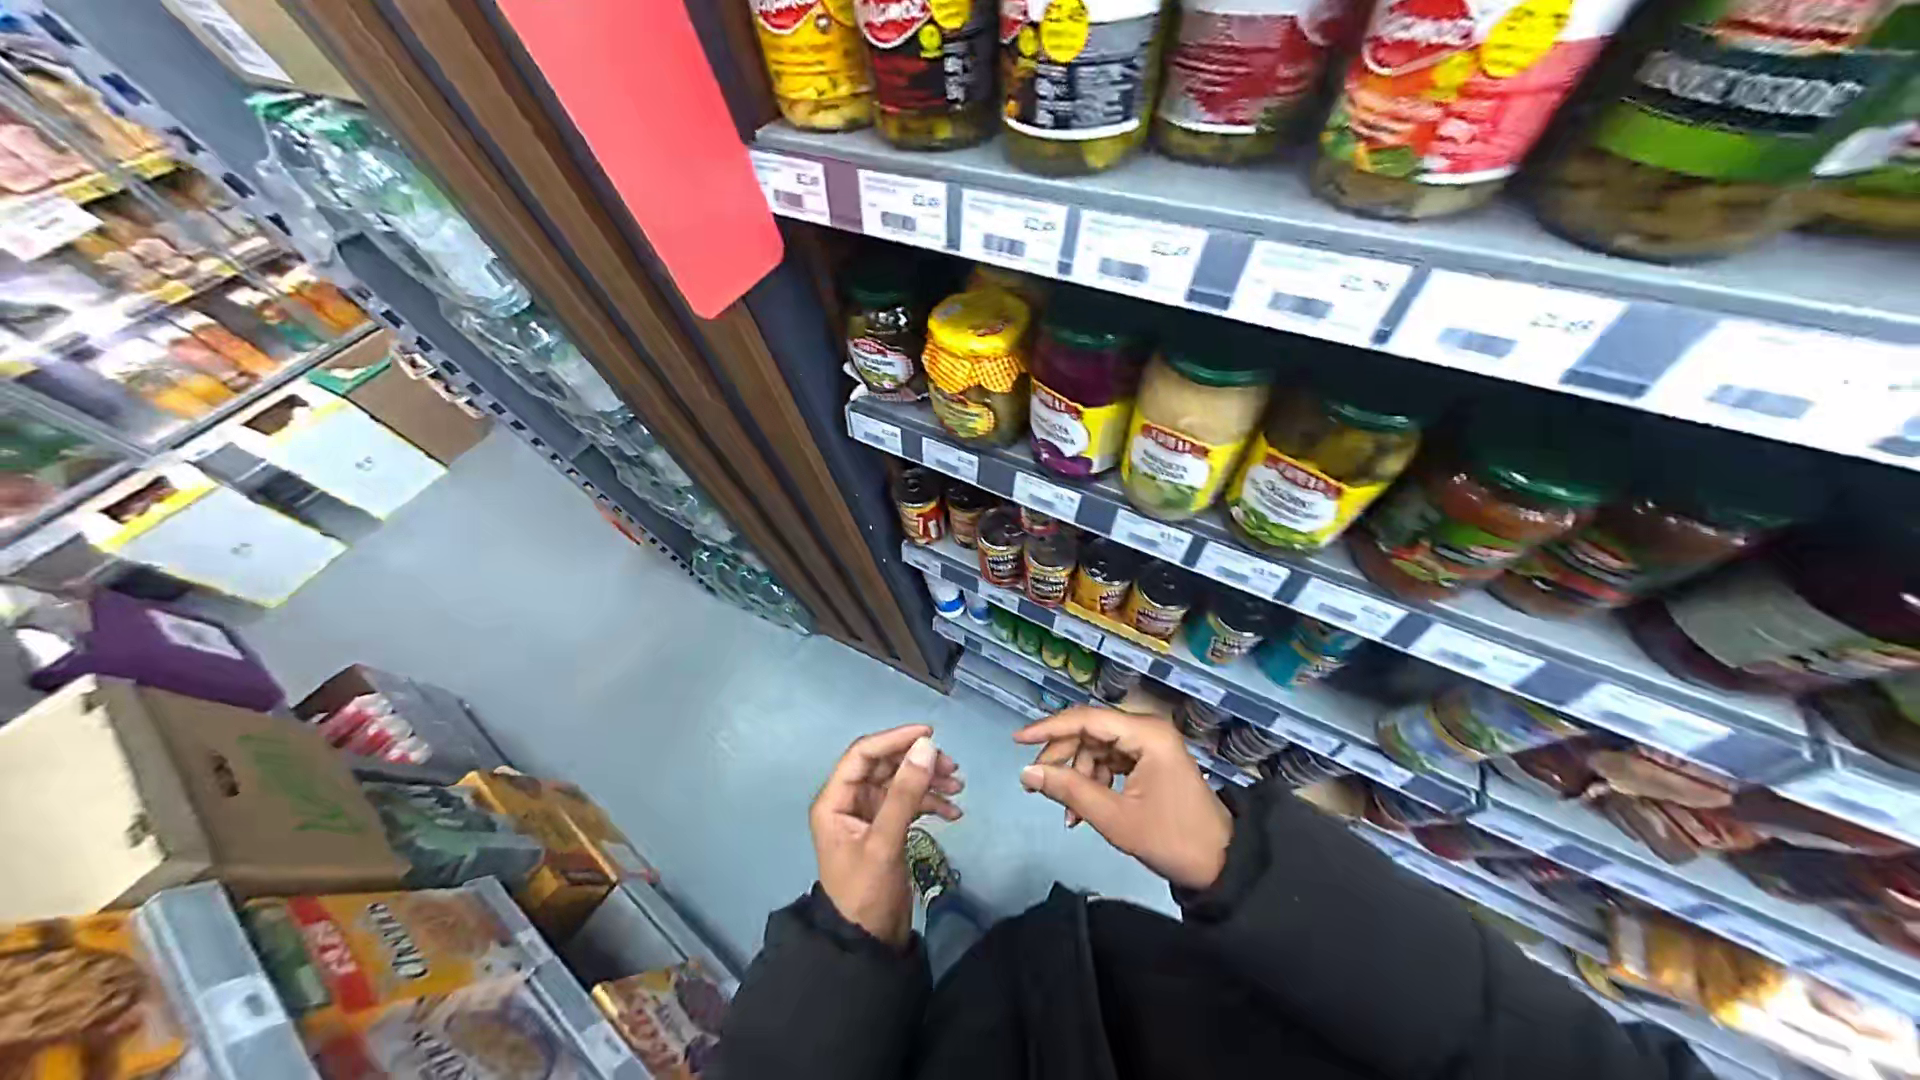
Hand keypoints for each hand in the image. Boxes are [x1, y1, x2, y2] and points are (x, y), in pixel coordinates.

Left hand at [809, 724, 962, 946]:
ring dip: (929, 782)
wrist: (867, 945)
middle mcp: (850, 801)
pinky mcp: (887, 829)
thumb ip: (905, 793)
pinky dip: (931, 803)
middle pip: (886, 765)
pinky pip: (910, 803)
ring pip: (901, 783)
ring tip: (959, 787)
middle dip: (919, 763)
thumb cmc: (866, 893)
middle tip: (953, 767)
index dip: (895, 738)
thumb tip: (927, 747)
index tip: (930, 734)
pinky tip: (953, 813)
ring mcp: (869, 815)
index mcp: (835, 799)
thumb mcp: (885, 841)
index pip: (863, 754)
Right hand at [1015, 707, 1231, 890]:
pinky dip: (1092, 781)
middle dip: (1061, 758)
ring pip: (1096, 747)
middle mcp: (1147, 729)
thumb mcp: (1114, 818)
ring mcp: (1149, 744)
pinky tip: (1081, 809)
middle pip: (1089, 732)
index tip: (1017, 740)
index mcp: (1146, 734)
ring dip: (1076, 775)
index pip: (1086, 719)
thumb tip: (1027, 773)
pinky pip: (1109, 760)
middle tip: (1036, 784)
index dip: (1048, 728)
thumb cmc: (1171, 839)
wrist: (1222, 866)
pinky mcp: (1150, 760)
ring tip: (1067, 812)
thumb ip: (1069, 790)